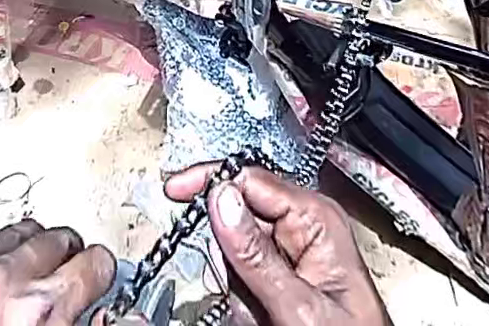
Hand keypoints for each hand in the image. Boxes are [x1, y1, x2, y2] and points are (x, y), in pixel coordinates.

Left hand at [0, 218, 116, 325]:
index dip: (105, 276)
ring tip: (41, 266)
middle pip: (69, 240)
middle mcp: (13, 281)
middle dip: (76, 259)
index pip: (97, 267)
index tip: (103, 282)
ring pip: (34, 229)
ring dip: (43, 246)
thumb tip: (90, 314)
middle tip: (75, 277)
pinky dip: (9, 245)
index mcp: (41, 314)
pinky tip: (4, 266)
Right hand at [164, 164, 388, 325]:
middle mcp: (302, 225)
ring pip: (233, 250)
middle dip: (228, 258)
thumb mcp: (301, 309)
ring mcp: (291, 250)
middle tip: (245, 298)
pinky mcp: (282, 275)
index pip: (250, 178)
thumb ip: (257, 255)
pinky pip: (241, 275)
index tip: (174, 190)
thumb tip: (219, 195)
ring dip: (236, 287)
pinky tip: (262, 319)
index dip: (210, 180)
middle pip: (236, 215)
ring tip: (262, 317)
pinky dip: (242, 301)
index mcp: (315, 217)